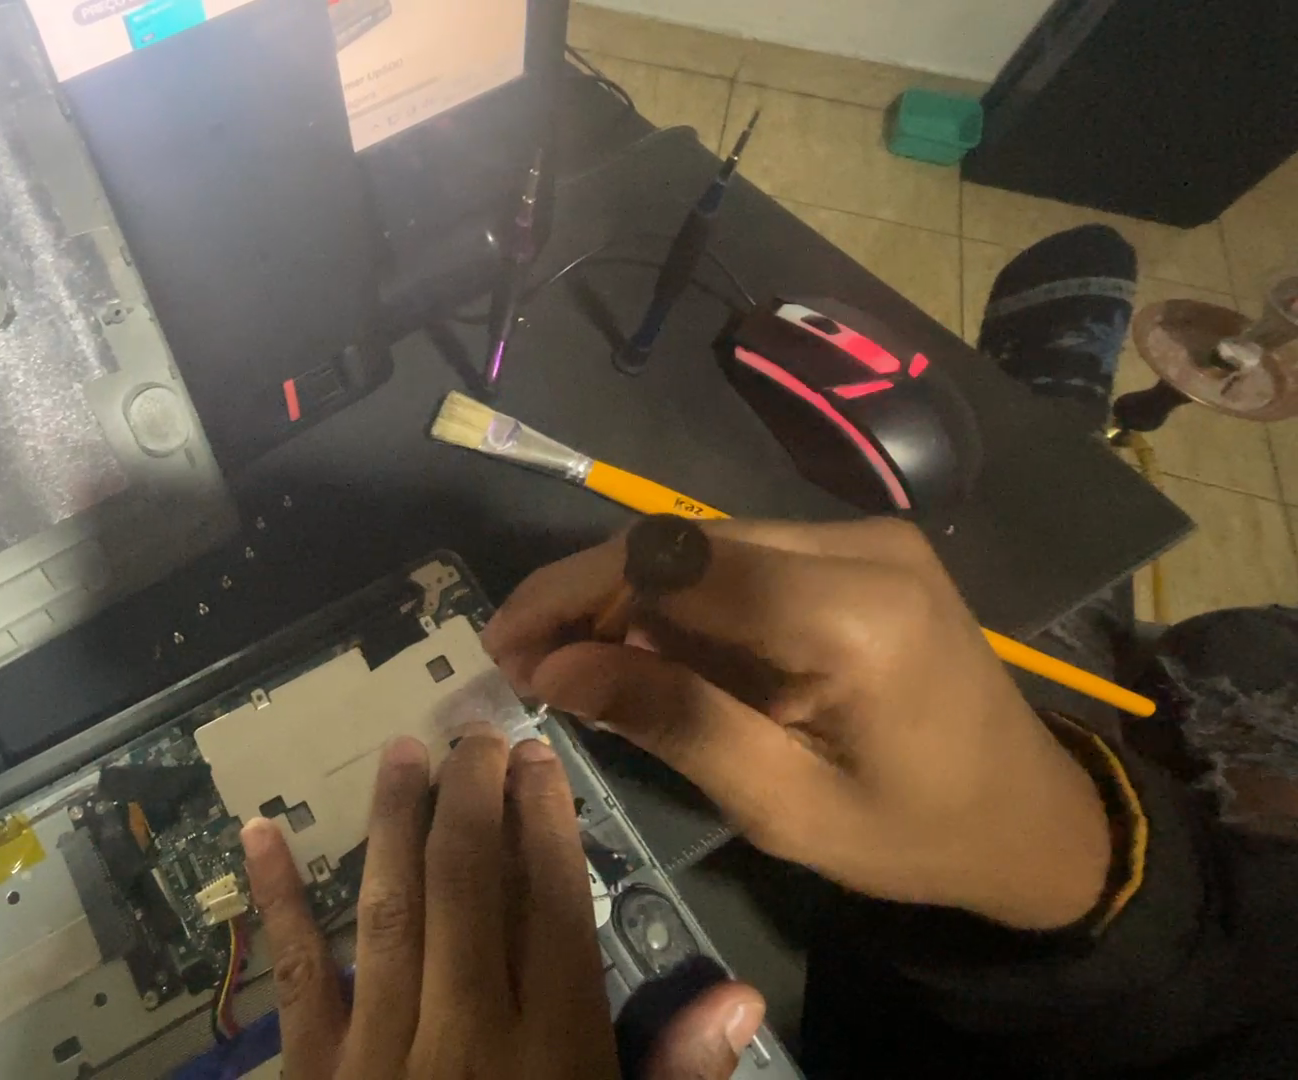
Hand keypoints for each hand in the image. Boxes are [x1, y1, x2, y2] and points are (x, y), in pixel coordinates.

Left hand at [240, 731, 765, 1078]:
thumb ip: (675, 1078)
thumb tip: (739, 997)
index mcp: (550, 1056)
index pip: (551, 909)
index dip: (546, 823)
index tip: (538, 760)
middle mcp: (463, 1035)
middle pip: (466, 887)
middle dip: (471, 798)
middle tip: (474, 733)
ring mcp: (379, 1049)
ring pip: (389, 908)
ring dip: (393, 821)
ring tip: (401, 751)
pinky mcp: (314, 1070)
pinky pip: (298, 973)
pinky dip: (276, 899)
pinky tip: (258, 833)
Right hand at [483, 518, 1111, 930]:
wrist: (1034, 822)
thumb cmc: (908, 832)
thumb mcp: (777, 803)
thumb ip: (665, 720)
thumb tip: (549, 668)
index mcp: (848, 614)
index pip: (669, 567)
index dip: (570, 596)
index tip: (506, 647)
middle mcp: (853, 545)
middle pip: (671, 546)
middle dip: (581, 597)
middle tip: (519, 654)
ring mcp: (854, 536)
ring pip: (689, 547)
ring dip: (616, 599)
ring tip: (565, 658)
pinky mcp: (846, 547)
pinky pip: (723, 560)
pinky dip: (663, 601)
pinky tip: (634, 647)